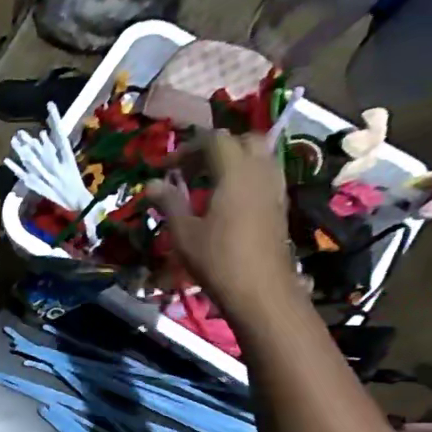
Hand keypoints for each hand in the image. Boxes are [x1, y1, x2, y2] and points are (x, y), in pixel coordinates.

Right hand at [148, 132, 294, 305]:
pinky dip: (247, 177)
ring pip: (259, 156)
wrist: (261, 291)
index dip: (187, 147)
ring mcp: (275, 188)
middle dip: (216, 148)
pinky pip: (265, 176)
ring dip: (235, 161)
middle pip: (242, 140)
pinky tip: (230, 201)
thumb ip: (169, 203)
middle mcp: (260, 171)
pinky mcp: (280, 206)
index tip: (167, 167)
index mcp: (235, 171)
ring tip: (211, 183)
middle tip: (194, 169)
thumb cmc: (218, 261)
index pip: (213, 140)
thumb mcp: (184, 233)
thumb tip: (152, 183)